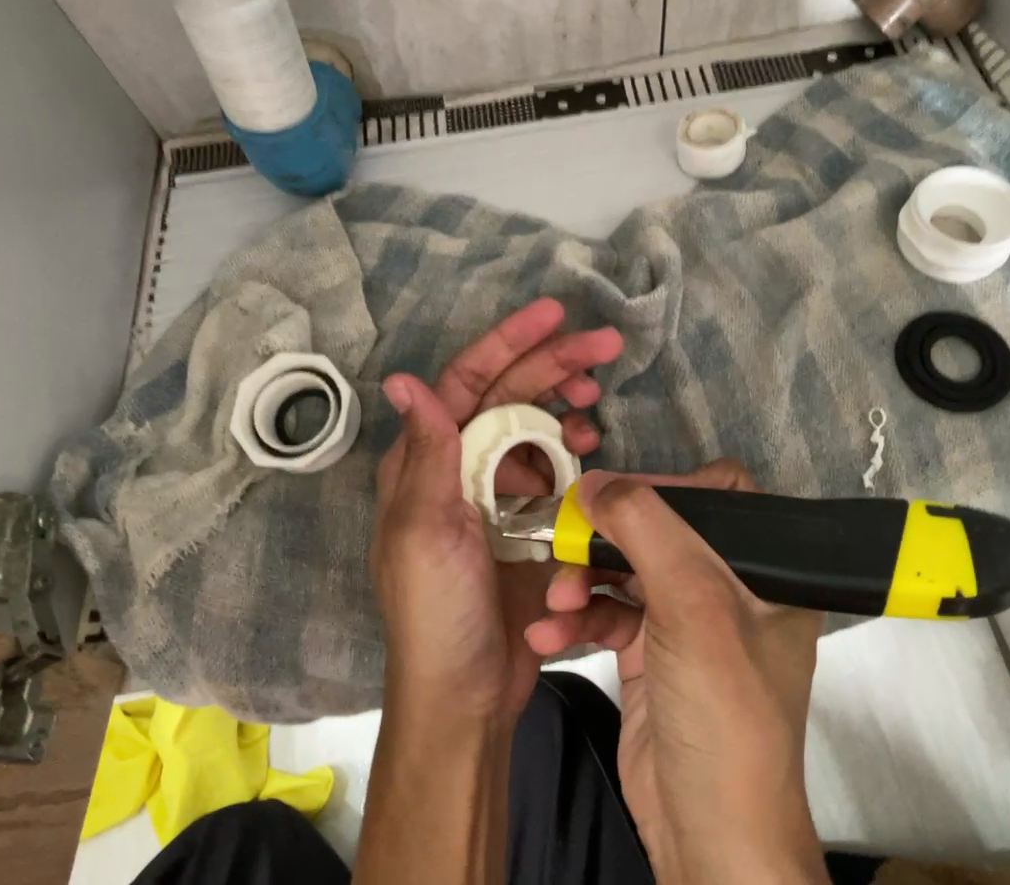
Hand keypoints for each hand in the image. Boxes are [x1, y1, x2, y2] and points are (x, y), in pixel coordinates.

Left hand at [371, 299, 622, 722]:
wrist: (467, 694)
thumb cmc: (435, 612)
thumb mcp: (423, 532)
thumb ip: (425, 456)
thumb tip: (403, 380)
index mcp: (427, 463)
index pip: (465, 383)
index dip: (508, 344)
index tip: (555, 315)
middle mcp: (461, 469)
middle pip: (508, 397)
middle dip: (554, 365)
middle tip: (606, 346)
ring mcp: (499, 496)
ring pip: (536, 428)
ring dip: (567, 404)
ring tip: (597, 397)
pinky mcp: (532, 524)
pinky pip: (558, 471)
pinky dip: (577, 450)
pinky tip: (596, 444)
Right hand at [526, 462, 827, 884]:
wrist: (707, 834)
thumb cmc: (722, 715)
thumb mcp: (694, 610)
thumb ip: (647, 532)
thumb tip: (595, 481)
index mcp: (766, 571)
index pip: (721, 497)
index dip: (670, 487)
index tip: (616, 499)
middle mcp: (729, 590)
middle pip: (661, 531)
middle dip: (610, 537)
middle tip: (565, 539)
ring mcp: (686, 624)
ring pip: (627, 571)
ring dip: (584, 578)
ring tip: (557, 599)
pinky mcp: (649, 655)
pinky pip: (607, 615)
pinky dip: (576, 618)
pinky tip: (548, 632)